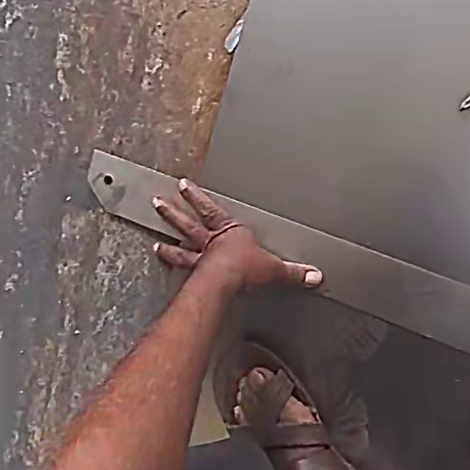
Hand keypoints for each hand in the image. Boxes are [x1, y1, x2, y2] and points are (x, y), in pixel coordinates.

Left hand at [151, 179, 323, 290]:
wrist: (226, 284)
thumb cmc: (246, 270)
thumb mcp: (276, 269)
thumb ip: (295, 272)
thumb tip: (314, 276)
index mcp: (230, 232)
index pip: (212, 210)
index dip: (197, 198)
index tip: (185, 186)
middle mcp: (211, 242)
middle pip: (189, 222)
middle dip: (175, 211)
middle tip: (159, 202)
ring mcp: (200, 258)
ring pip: (181, 243)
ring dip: (167, 238)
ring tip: (156, 238)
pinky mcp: (194, 275)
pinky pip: (179, 265)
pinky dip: (169, 262)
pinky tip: (159, 258)